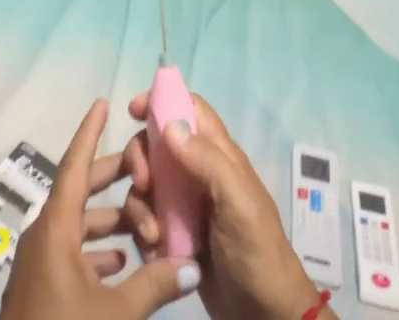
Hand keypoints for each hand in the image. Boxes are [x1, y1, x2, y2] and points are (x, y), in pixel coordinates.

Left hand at [0, 98, 200, 319]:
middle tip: (148, 167)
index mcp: (55, 228)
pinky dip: (100, 251)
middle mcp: (45, 236)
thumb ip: (155, 284)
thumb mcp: (116, 313)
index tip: (103, 103)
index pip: (74, 166)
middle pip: (80, 192)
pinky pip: (74, 253)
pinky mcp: (44, 288)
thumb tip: (192, 265)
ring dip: (112, 223)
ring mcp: (42, 263)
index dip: (89, 133)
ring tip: (149, 224)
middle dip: (114, 179)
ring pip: (80, 225)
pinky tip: (125, 264)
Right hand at [122, 93, 329, 319]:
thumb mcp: (237, 202)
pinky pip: (146, 219)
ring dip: (140, 205)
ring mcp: (185, 204)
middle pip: (157, 145)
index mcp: (219, 156)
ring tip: (152, 234)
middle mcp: (199, 173)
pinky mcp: (175, 234)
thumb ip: (207, 161)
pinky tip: (154, 249)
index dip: (162, 101)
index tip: (134, 110)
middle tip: (143, 184)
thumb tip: (169, 123)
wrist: (264, 314)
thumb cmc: (257, 251)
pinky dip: (143, 230)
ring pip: (146, 184)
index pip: (189, 109)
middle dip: (141, 159)